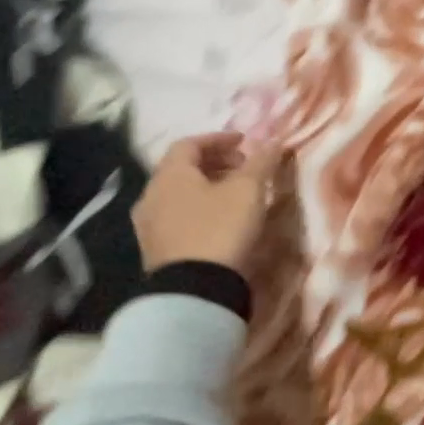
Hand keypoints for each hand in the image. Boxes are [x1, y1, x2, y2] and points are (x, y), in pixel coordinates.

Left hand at [133, 132, 282, 271]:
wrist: (195, 286)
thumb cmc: (221, 227)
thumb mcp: (248, 189)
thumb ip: (261, 162)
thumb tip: (273, 142)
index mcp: (170, 176)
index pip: (188, 144)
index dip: (218, 138)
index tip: (245, 141)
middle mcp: (152, 195)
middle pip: (181, 167)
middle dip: (216, 161)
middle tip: (245, 166)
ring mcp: (150, 223)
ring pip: (180, 191)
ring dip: (208, 184)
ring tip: (238, 191)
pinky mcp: (157, 245)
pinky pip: (178, 213)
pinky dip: (201, 204)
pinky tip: (222, 216)